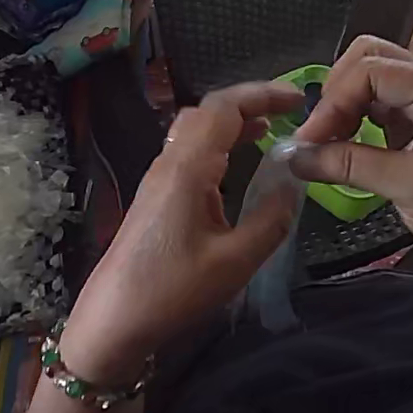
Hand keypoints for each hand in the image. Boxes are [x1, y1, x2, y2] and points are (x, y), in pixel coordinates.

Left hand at [59, 81, 302, 384]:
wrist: (114, 318)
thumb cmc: (173, 289)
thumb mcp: (235, 261)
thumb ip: (270, 219)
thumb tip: (292, 185)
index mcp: (187, 168)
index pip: (223, 108)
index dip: (262, 95)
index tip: (298, 100)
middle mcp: (168, 163)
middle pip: (207, 113)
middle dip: (248, 104)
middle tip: (286, 114)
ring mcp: (157, 179)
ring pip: (194, 132)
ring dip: (231, 126)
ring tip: (269, 133)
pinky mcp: (154, 197)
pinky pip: (188, 155)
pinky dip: (217, 147)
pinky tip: (235, 168)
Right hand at [290, 36, 412, 273]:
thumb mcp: (409, 187)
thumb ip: (348, 164)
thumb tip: (292, 156)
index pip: (371, 70)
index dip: (333, 101)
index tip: (308, 141)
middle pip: (370, 61)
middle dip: (336, 95)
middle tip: (320, 137)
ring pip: (371, 82)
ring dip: (343, 108)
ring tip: (328, 145)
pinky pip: (378, 106)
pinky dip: (355, 121)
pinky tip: (345, 147)